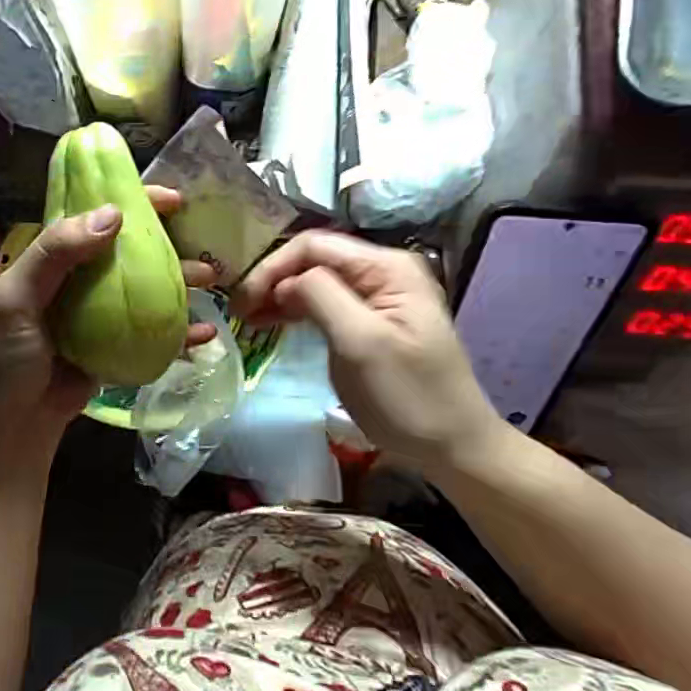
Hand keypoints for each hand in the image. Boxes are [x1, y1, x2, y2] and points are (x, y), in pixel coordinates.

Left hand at [0, 187, 214, 466]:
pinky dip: (179, 334)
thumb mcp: (16, 299)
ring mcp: (101, 317)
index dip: (132, 203)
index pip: (94, 218)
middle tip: (204, 240)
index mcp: (51, 261)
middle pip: (129, 252)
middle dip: (168, 243)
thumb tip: (113, 214)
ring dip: (180, 283)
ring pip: (147, 290)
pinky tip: (205, 333)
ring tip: (211, 280)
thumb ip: (55, 253)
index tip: (172, 199)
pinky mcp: (115, 349)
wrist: (10, 426)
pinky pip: (152, 334)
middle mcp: (78, 282)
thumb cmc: (5, 359)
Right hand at [235, 230, 503, 470]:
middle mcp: (383, 271)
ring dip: (279, 295)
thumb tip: (283, 282)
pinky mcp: (371, 321)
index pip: (312, 246)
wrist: (452, 444)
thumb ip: (321, 297)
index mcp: (386, 267)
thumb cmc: (407, 396)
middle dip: (271, 280)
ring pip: (314, 281)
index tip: (242, 304)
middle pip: (312, 259)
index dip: (271, 268)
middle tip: (239, 314)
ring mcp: (379, 296)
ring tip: (248, 319)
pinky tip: (272, 323)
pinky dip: (295, 310)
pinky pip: (325, 302)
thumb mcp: (361, 343)